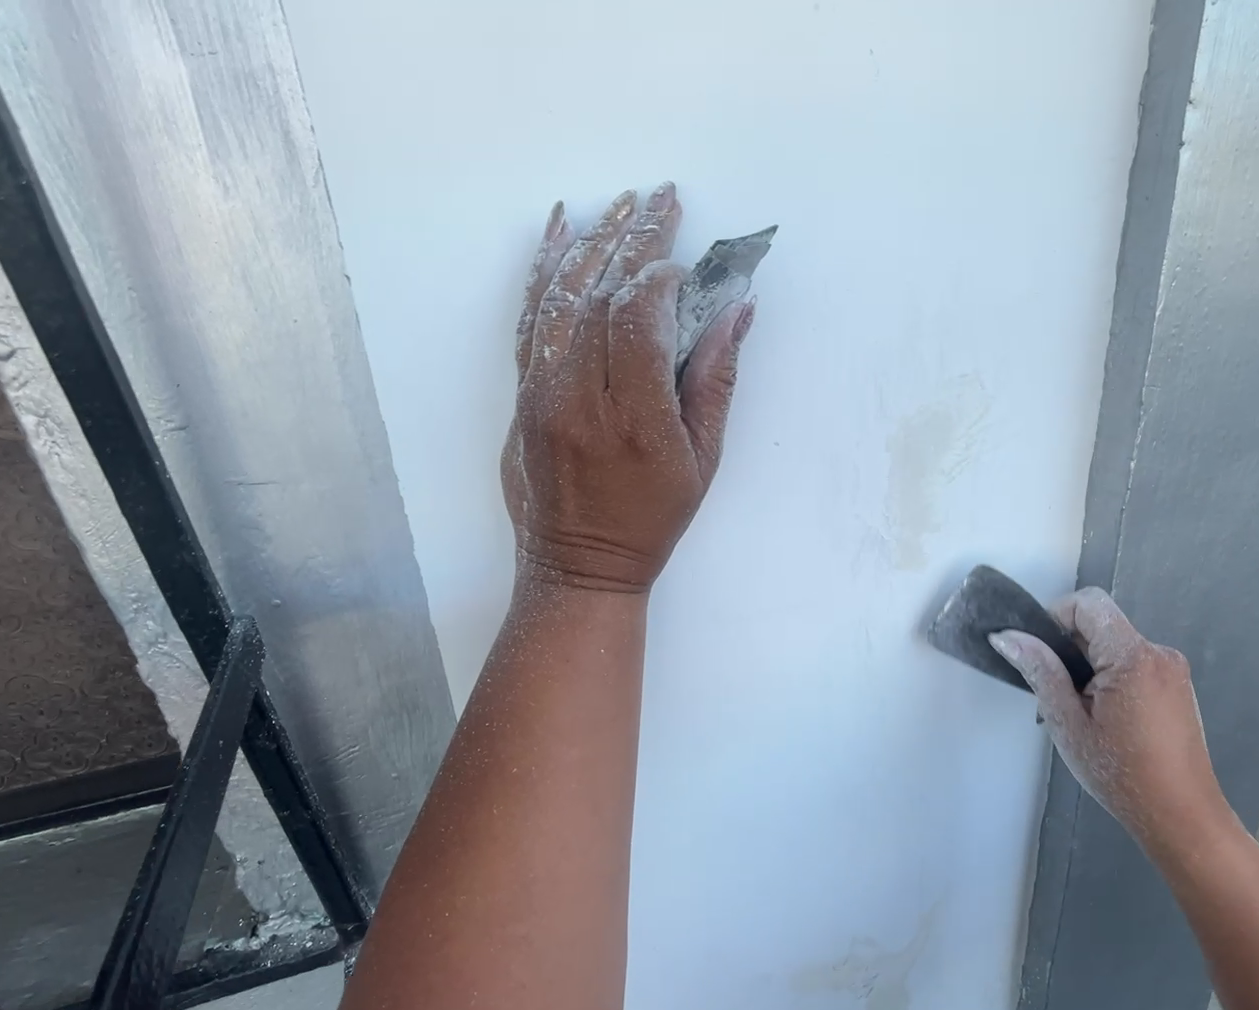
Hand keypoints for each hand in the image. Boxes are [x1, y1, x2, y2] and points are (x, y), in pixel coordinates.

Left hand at [500, 185, 754, 592]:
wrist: (579, 562)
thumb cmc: (652, 518)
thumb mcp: (703, 459)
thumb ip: (715, 381)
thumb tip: (736, 311)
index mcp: (634, 418)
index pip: (638, 318)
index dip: (661, 276)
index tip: (684, 262)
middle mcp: (579, 398)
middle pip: (598, 295)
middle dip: (632, 239)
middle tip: (659, 198)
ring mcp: (541, 394)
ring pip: (559, 298)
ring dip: (590, 243)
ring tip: (618, 203)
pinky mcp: (521, 395)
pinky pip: (529, 320)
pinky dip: (544, 272)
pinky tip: (559, 234)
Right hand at [989, 589, 1236, 861]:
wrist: (1182, 817)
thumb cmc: (1120, 773)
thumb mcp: (1067, 723)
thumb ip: (1039, 671)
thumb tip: (1007, 636)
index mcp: (1133, 656)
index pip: (1087, 603)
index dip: (1055, 617)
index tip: (1039, 654)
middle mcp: (1158, 653)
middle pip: (1100, 625)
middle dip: (1070, 650)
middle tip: (1055, 697)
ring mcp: (1172, 670)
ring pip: (1114, 647)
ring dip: (1088, 668)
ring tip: (1079, 717)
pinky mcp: (1176, 687)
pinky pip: (1132, 665)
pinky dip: (1110, 680)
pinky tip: (1105, 722)